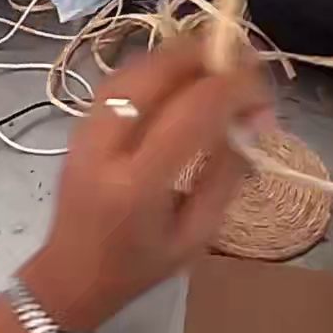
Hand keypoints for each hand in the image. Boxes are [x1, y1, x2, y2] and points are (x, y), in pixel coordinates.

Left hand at [19, 38, 267, 332]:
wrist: (70, 275)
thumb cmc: (138, 266)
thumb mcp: (196, 235)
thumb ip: (225, 176)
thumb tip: (250, 124)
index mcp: (138, 184)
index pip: (192, 111)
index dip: (235, 90)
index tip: (263, 96)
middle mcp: (105, 147)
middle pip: (157, 73)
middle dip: (207, 57)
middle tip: (245, 63)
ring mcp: (85, 131)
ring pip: (134, 69)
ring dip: (179, 56)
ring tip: (218, 62)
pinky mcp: (78, 126)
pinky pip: (119, 81)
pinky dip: (154, 68)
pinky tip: (179, 75)